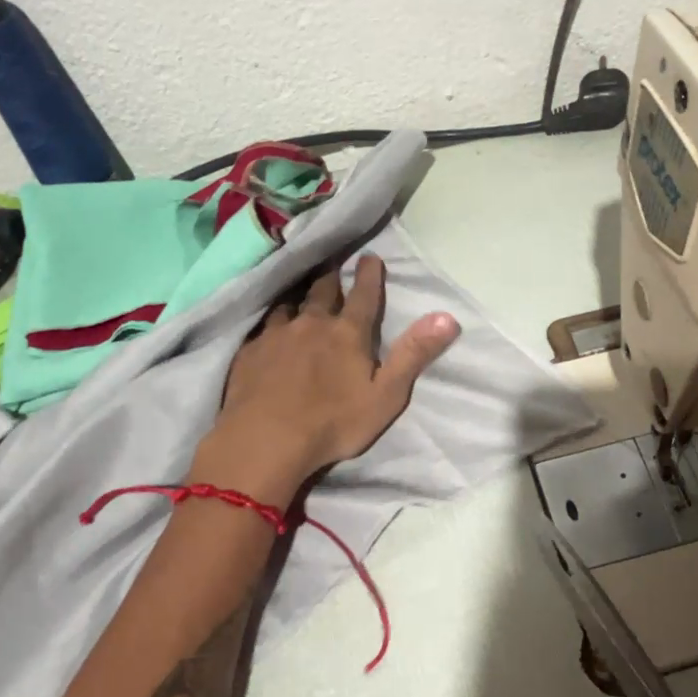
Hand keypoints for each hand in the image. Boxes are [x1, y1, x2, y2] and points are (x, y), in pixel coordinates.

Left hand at [189, 255, 459, 505]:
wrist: (266, 439)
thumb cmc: (334, 423)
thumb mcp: (386, 395)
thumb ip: (414, 354)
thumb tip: (448, 317)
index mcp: (347, 334)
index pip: (364, 296)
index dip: (370, 275)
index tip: (371, 257)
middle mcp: (311, 324)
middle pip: (323, 292)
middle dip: (331, 277)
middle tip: (334, 264)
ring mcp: (276, 335)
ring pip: (289, 304)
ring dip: (299, 295)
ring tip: (300, 290)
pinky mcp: (250, 352)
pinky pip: (262, 326)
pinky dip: (271, 320)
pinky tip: (269, 326)